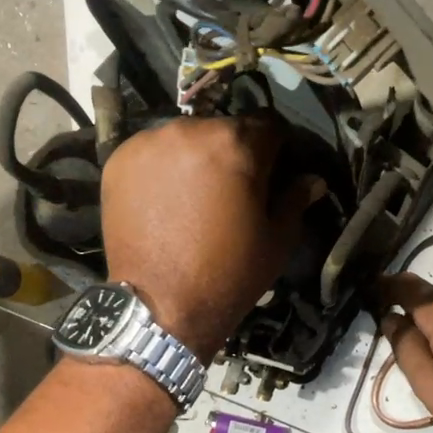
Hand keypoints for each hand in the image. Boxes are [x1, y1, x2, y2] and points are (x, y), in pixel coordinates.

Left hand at [100, 114, 323, 355]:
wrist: (161, 307)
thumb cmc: (229, 277)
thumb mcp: (276, 242)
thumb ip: (295, 200)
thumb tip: (313, 180)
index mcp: (238, 144)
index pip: (269, 124)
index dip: (276, 148)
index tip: (274, 171)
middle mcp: (192, 129)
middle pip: (224, 129)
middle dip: (233, 153)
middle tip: (232, 192)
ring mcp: (150, 142)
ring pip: (186, 139)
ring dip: (196, 159)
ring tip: (195, 198)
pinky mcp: (119, 159)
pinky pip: (152, 153)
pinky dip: (163, 170)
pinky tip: (166, 202)